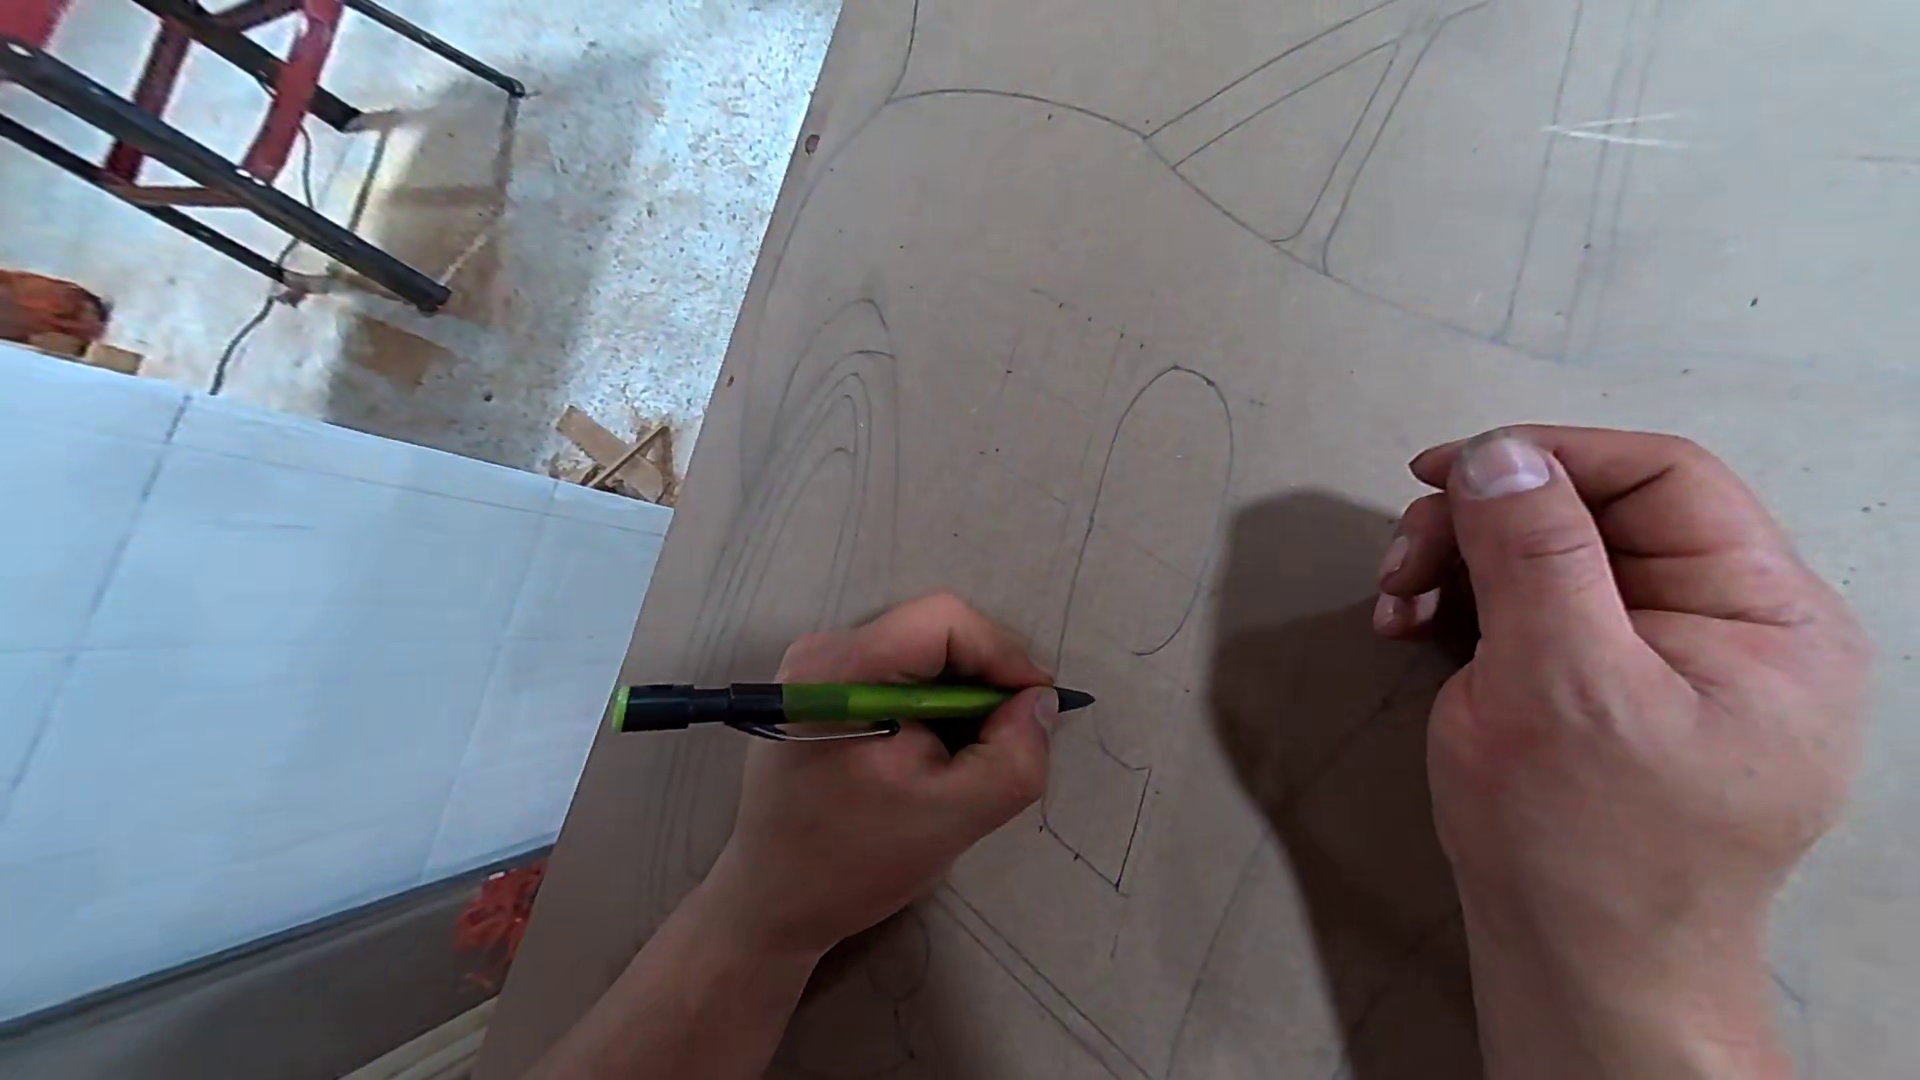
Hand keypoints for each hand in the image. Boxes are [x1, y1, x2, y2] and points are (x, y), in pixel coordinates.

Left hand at [700, 592, 1056, 957]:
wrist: (769, 900)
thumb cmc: (853, 863)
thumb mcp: (952, 820)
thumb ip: (1014, 758)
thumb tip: (1039, 701)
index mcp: (842, 669)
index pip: (942, 620)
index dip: (1001, 652)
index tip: (1036, 703)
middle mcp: (824, 648)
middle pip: (933, 632)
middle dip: (985, 677)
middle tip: (1011, 732)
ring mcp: (819, 663)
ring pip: (922, 651)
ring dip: (962, 692)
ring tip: (972, 748)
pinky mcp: (824, 683)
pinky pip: (901, 669)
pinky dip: (935, 699)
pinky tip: (937, 746)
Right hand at [1376, 427, 1870, 1076]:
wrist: (1564, 938)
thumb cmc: (1579, 826)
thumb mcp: (1558, 682)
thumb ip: (1533, 558)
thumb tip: (1496, 454)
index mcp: (1751, 610)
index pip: (1655, 478)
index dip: (1542, 457)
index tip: (1437, 470)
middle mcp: (1696, 613)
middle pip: (1573, 512)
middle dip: (1471, 526)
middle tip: (1400, 565)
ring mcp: (1623, 639)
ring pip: (1522, 549)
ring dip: (1444, 562)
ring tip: (1395, 605)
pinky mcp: (1560, 660)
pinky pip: (1498, 594)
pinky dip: (1442, 597)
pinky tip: (1406, 625)